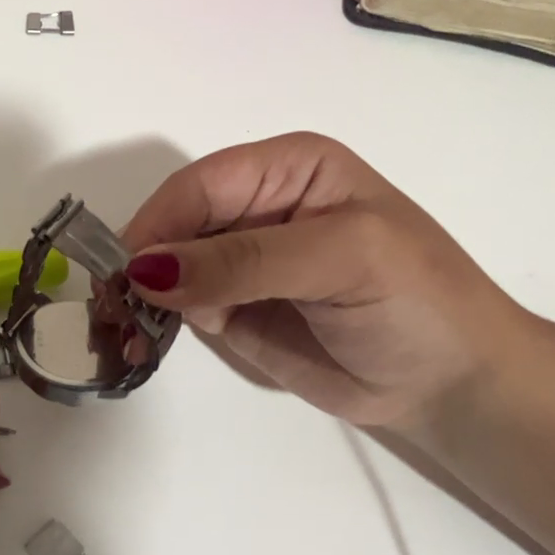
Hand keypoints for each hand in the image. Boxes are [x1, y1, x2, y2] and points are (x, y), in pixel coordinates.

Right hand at [120, 133, 534, 429]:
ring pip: (162, 269)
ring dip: (135, 299)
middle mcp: (253, 209)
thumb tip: (145, 269)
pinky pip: (173, 308)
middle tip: (109, 313)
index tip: (126, 276)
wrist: (445, 384)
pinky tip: (137, 345)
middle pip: (170, 225)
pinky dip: (149, 324)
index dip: (158, 224)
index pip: (199, 186)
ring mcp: (236, 264)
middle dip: (137, 265)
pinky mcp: (227, 311)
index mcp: (286, 170)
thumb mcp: (340, 261)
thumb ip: (244, 261)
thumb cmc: (414, 302)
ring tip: (120, 336)